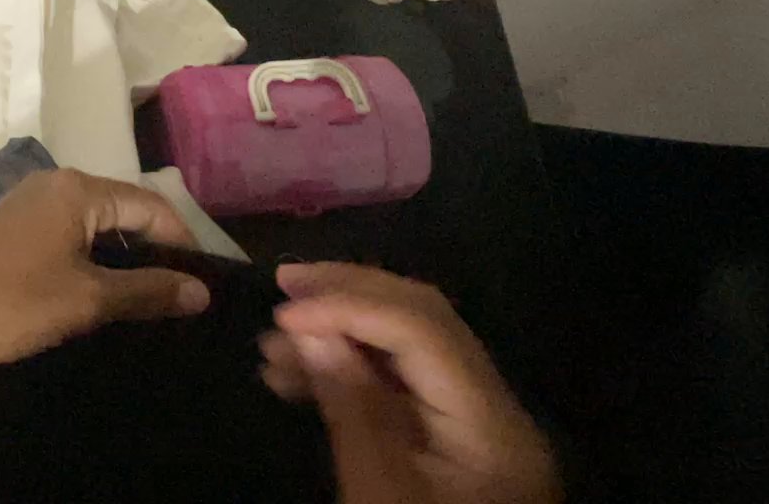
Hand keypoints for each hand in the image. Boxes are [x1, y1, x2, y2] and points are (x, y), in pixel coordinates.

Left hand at [0, 169, 211, 375]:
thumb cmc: (14, 302)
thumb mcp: (87, 299)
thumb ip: (147, 291)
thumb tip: (201, 292)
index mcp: (77, 188)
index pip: (150, 205)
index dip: (182, 240)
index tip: (204, 281)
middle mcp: (54, 182)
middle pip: (122, 207)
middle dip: (154, 246)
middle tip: (181, 291)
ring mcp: (29, 200)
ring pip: (95, 219)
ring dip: (123, 252)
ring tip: (149, 293)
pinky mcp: (12, 223)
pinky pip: (68, 228)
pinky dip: (93, 252)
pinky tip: (102, 285)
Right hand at [260, 263, 558, 503]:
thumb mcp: (376, 493)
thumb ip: (348, 403)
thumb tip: (309, 328)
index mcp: (493, 426)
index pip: (421, 329)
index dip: (348, 305)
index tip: (282, 313)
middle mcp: (495, 409)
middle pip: (422, 319)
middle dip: (347, 294)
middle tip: (284, 285)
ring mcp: (475, 423)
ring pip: (406, 343)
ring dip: (339, 330)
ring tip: (273, 345)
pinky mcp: (451, 439)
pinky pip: (398, 380)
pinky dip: (349, 365)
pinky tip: (297, 374)